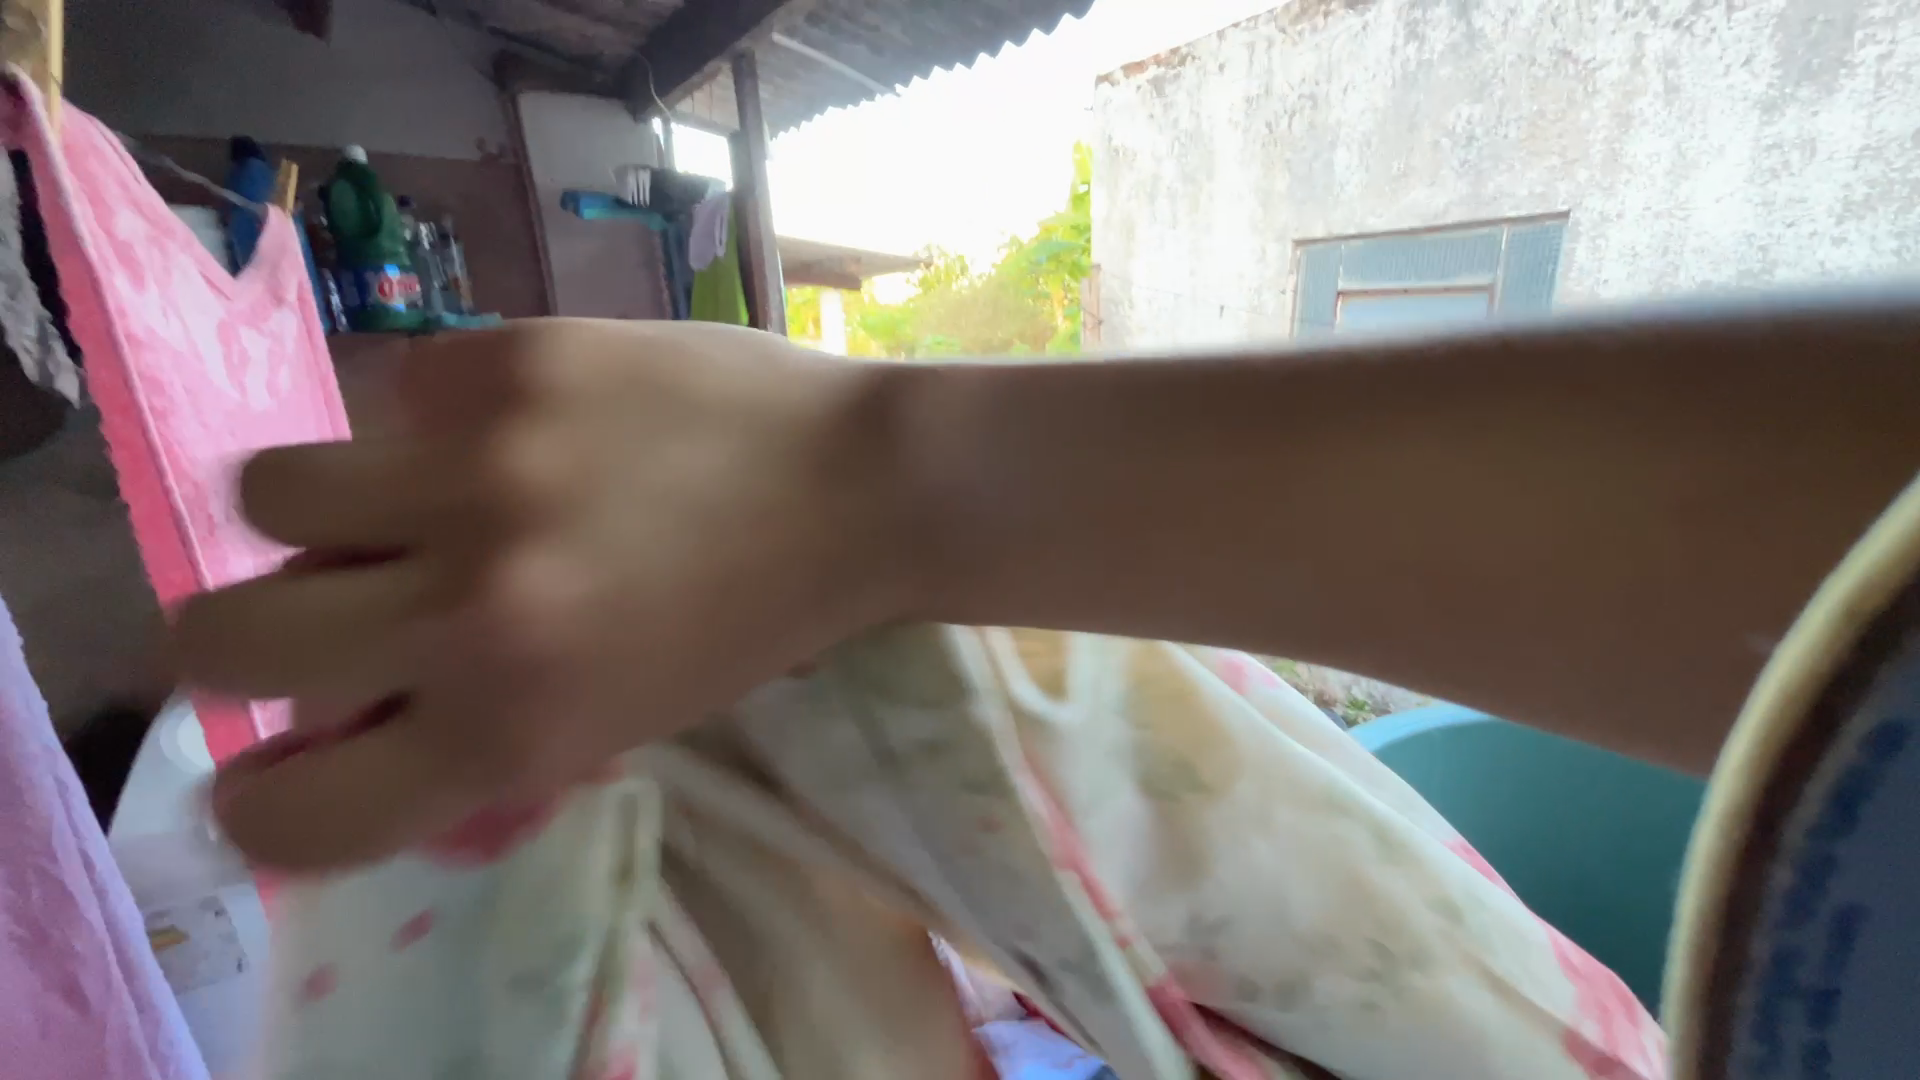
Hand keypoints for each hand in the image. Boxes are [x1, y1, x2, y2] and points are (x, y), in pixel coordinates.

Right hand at [175, 319, 913, 871]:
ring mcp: (483, 467)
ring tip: (446, 491)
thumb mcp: (635, 708)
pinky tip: (542, 419)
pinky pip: (400, 388)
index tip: (319, 738)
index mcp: (517, 725)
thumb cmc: (771, 610)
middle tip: (357, 596)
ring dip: (341, 506)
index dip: (281, 786)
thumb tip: (359, 715)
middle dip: (275, 631)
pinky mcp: (514, 358)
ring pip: (271, 493)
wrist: (871, 486)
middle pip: (217, 640)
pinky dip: (443, 415)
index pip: (284, 815)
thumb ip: (493, 721)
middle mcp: (473, 605)